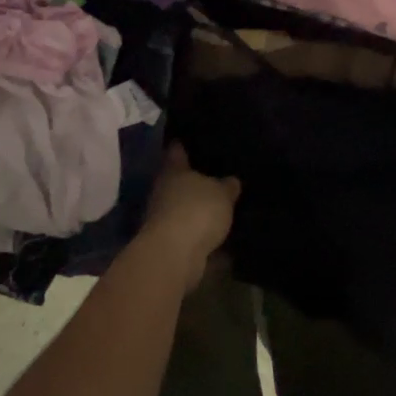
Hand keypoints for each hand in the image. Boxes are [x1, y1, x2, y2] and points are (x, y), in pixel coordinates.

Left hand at [138, 143, 241, 292]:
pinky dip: (204, 239)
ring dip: (199, 212)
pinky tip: (223, 242)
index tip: (189, 139)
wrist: (174, 256)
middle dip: (194, 181)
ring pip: (184, 210)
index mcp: (173, 171)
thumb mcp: (223, 193)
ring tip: (223, 210)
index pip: (176, 151)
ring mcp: (164, 220)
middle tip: (218, 177)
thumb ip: (228, 185)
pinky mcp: (170, 245)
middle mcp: (164, 192)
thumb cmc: (197, 211)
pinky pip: (191, 237)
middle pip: (179, 182)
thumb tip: (232, 181)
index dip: (183, 145)